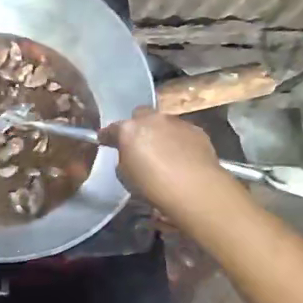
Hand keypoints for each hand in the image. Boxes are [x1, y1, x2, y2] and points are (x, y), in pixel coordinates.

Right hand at [99, 107, 241, 216]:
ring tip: (166, 153)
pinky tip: (184, 157)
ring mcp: (176, 122)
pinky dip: (180, 141)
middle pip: (140, 115)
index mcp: (129, 130)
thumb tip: (129, 156)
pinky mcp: (196, 130)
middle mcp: (152, 119)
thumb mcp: (126, 177)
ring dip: (161, 133)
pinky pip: (182, 132)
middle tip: (140, 144)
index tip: (106, 141)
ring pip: (164, 122)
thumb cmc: (153, 187)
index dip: (108, 136)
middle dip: (138, 126)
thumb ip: (124, 160)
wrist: (194, 188)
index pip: (112, 129)